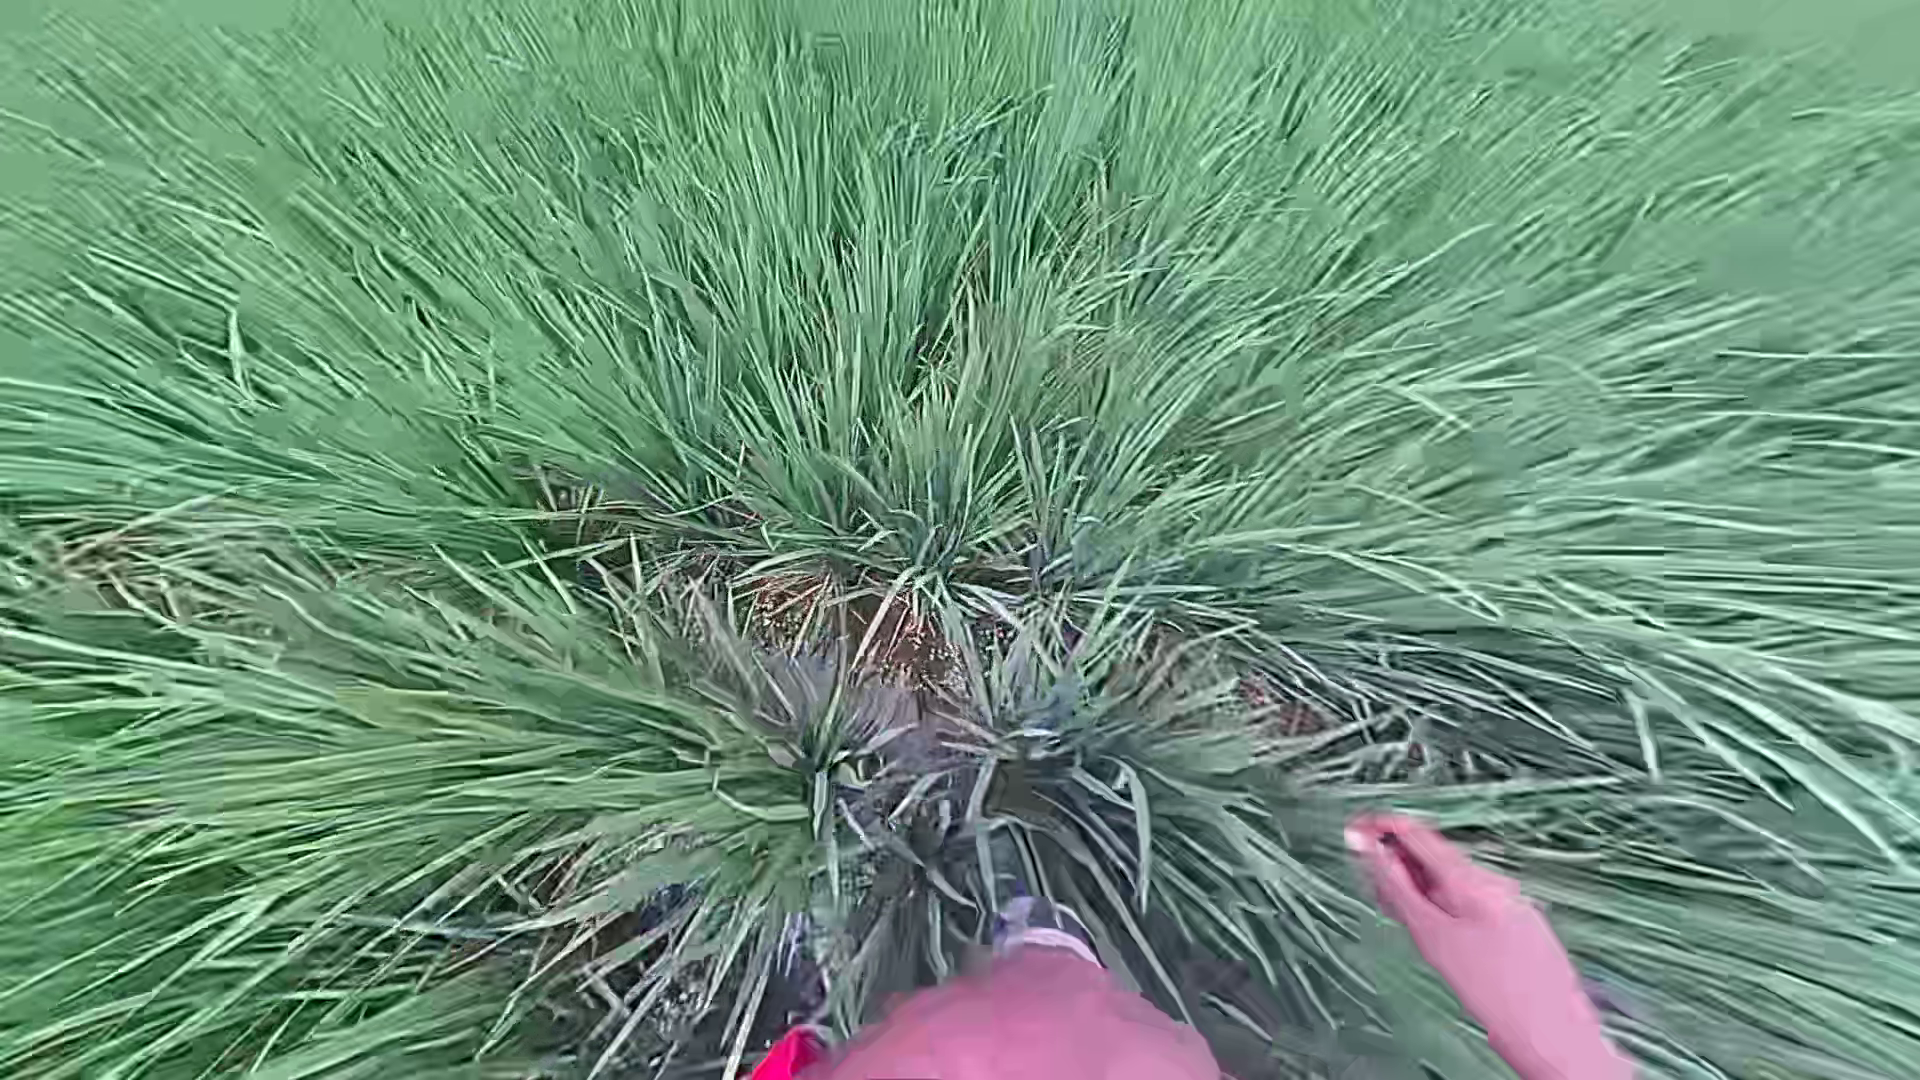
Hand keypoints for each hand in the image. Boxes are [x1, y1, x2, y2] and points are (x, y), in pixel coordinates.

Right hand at [1348, 814, 1632, 1079]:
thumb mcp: (1427, 932)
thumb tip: (1365, 844)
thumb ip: (1393, 883)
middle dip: (1396, 864)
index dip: (1377, 826)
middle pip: (1431, 854)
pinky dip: (1442, 903)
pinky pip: (1469, 898)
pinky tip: (1434, 930)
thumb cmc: (1492, 994)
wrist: (1560, 1049)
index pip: (1413, 830)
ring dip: (1418, 886)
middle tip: (1372, 885)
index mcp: (1471, 878)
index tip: (1352, 833)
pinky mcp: (1521, 924)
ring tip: (1402, 915)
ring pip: (1448, 878)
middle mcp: (1495, 882)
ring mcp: (1512, 903)